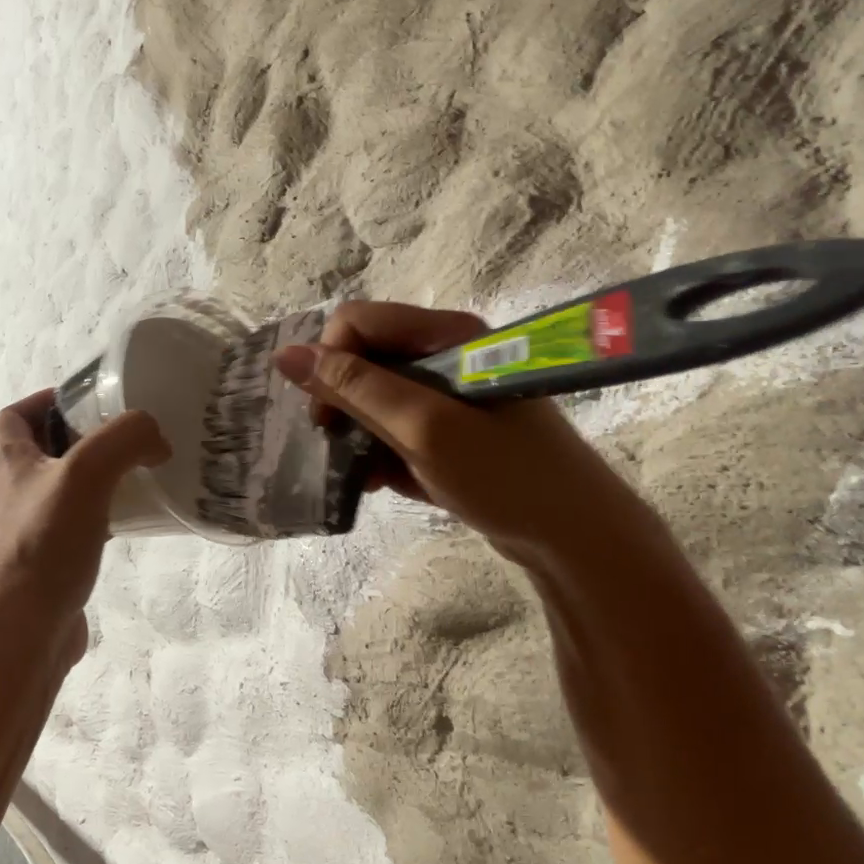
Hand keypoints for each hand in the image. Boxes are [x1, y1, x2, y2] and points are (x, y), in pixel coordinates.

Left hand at [0, 389, 170, 658]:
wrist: (26, 626)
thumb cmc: (47, 541)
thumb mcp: (88, 473)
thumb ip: (124, 439)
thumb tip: (155, 437)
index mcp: (8, 461)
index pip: (13, 416)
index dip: (44, 400)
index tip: (85, 401)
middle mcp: (9, 491)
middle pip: (37, 449)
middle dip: (75, 437)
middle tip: (119, 436)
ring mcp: (23, 528)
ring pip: (55, 488)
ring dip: (87, 477)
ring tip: (128, 474)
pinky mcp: (42, 561)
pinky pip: (67, 525)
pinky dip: (93, 515)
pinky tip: (123, 522)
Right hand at [273, 301, 657, 554]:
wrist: (579, 541)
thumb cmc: (504, 476)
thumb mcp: (421, 428)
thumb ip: (353, 388)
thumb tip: (284, 355)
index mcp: (448, 334)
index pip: (357, 322)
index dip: (329, 361)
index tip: (324, 414)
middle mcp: (449, 353)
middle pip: (364, 357)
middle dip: (341, 400)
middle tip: (336, 442)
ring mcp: (452, 392)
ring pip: (374, 394)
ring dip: (357, 430)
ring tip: (361, 472)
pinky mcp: (453, 426)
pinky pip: (396, 423)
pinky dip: (380, 450)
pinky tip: (381, 482)